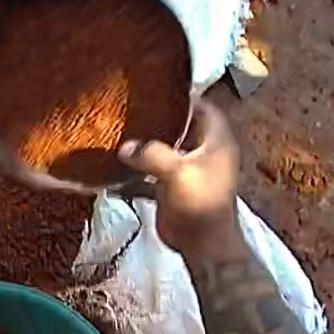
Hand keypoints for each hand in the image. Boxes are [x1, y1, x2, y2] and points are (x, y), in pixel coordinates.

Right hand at [118, 99, 246, 261]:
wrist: (203, 244)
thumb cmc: (199, 202)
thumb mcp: (176, 172)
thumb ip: (150, 154)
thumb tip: (124, 147)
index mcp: (216, 140)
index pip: (203, 107)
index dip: (183, 96)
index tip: (156, 88)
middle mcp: (204, 152)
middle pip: (182, 127)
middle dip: (159, 118)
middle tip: (131, 108)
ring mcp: (189, 171)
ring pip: (166, 150)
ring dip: (146, 145)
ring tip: (121, 131)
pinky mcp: (174, 188)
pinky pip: (153, 174)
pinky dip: (138, 171)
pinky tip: (117, 166)